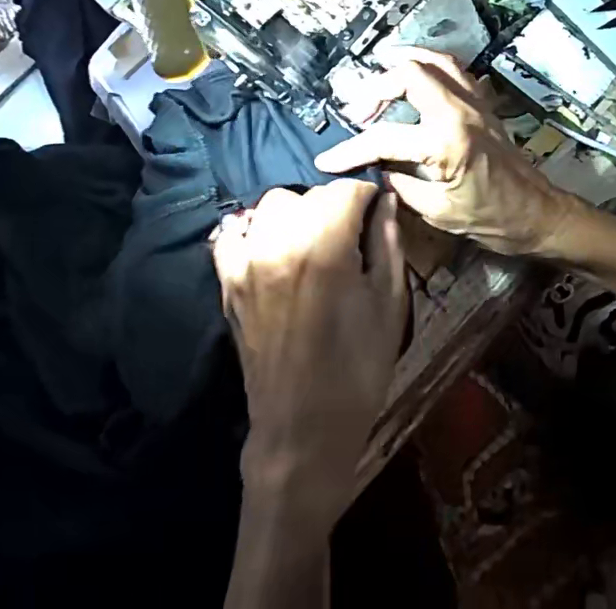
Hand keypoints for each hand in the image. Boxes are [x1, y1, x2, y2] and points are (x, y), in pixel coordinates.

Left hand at [212, 180, 407, 526]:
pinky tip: (274, 249)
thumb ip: (386, 242)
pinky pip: (236, 232)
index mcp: (323, 246)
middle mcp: (278, 242)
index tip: (375, 214)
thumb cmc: (358, 367)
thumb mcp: (388, 303)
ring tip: (314, 243)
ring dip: (298, 214)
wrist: (303, 426)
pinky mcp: (227, 279)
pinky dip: (255, 230)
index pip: (345, 190)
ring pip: (274, 205)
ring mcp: (246, 259)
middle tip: (351, 238)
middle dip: (336, 207)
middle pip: (311, 195)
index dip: (367, 197)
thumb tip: (384, 200)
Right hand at [313, 48, 573, 256]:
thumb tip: (376, 167)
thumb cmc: (491, 220)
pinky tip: (413, 73)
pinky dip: (428, 64)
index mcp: (445, 144)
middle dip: (375, 90)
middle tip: (358, 113)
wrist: (537, 213)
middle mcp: (459, 112)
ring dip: (400, 67)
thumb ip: (400, 183)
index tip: (327, 160)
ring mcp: (474, 102)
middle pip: (408, 75)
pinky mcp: (483, 103)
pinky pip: (453, 69)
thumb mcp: (437, 212)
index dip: (350, 150)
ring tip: (377, 81)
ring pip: (432, 61)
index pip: (384, 138)